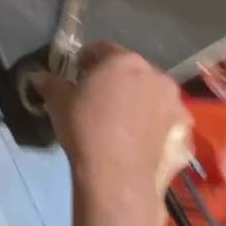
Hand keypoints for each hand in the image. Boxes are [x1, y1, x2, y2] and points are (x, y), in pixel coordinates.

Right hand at [36, 43, 193, 215]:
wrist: (118, 176)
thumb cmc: (85, 127)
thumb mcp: (57, 101)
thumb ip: (49, 83)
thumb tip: (38, 77)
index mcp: (125, 61)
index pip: (102, 49)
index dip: (87, 60)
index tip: (76, 76)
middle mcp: (157, 78)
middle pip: (134, 72)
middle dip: (118, 81)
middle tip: (98, 98)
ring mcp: (177, 108)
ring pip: (155, 98)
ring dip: (141, 103)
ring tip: (121, 123)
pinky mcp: (187, 136)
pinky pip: (167, 125)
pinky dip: (156, 129)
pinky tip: (138, 144)